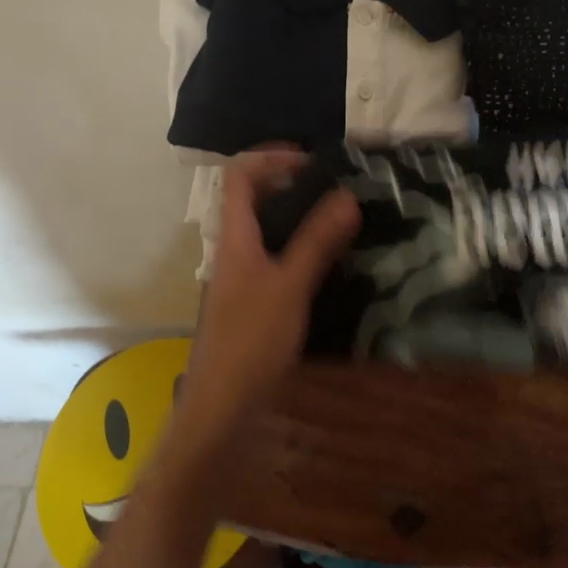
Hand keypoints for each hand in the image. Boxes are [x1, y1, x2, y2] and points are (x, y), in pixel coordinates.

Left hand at [177, 150, 359, 441]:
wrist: (221, 410)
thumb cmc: (250, 342)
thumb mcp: (289, 287)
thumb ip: (317, 241)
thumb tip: (347, 194)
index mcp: (234, 237)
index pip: (240, 175)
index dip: (271, 156)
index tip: (314, 161)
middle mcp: (233, 251)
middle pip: (254, 201)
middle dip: (293, 186)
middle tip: (338, 189)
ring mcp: (241, 280)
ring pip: (267, 233)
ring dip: (300, 220)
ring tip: (343, 221)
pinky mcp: (252, 306)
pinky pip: (276, 262)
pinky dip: (301, 253)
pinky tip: (332, 267)